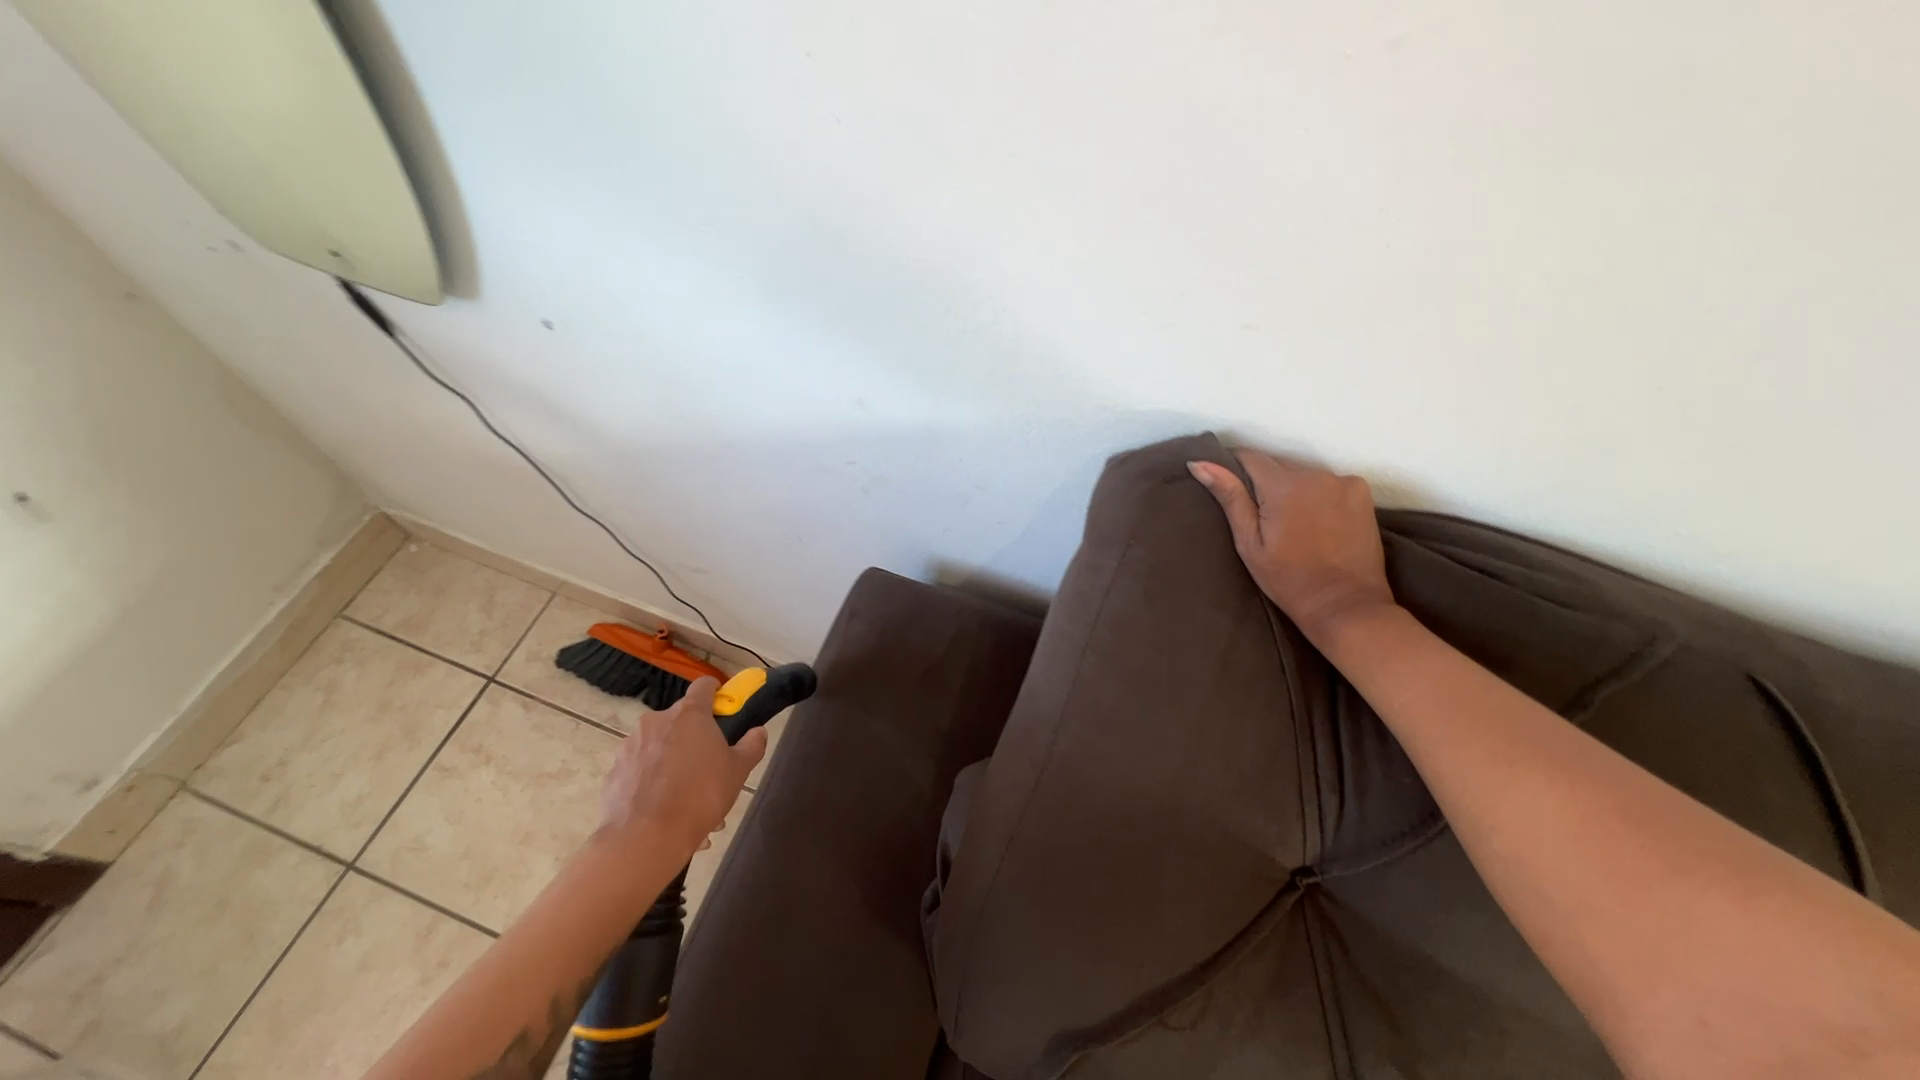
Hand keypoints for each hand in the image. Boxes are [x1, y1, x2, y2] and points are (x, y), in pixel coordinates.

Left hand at [596, 676, 766, 857]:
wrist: (645, 837)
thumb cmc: (701, 795)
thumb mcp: (738, 771)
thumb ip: (751, 746)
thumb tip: (758, 732)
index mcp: (689, 714)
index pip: (704, 686)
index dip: (716, 694)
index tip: (724, 710)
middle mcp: (656, 721)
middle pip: (681, 722)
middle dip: (695, 742)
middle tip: (709, 771)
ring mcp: (631, 745)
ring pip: (660, 749)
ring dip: (675, 767)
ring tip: (688, 803)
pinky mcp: (615, 771)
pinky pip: (641, 772)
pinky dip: (653, 786)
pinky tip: (665, 814)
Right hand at [1188, 451, 1395, 639]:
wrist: (1344, 604)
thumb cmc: (1289, 580)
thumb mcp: (1250, 543)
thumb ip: (1230, 497)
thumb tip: (1199, 463)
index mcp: (1283, 486)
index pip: (1250, 457)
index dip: (1235, 468)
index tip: (1231, 487)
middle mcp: (1315, 474)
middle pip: (1279, 465)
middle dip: (1266, 483)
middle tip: (1264, 516)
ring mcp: (1343, 481)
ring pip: (1304, 474)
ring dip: (1294, 488)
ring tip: (1293, 522)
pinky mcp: (1362, 492)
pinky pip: (1330, 483)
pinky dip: (1320, 494)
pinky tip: (1319, 522)